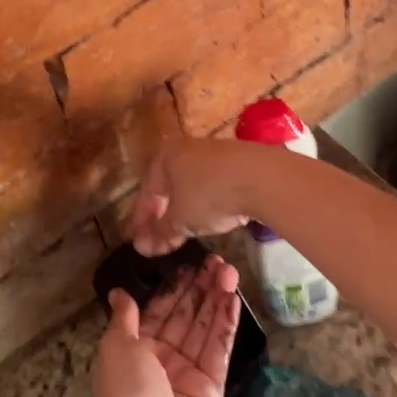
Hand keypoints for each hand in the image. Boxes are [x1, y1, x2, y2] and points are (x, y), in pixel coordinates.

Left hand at [93, 256, 241, 396]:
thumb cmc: (130, 395)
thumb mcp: (117, 351)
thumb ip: (124, 320)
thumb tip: (117, 293)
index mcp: (133, 350)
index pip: (155, 310)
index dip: (171, 286)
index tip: (186, 260)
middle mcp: (160, 359)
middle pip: (182, 315)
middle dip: (197, 287)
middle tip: (214, 258)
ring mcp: (187, 373)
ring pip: (203, 327)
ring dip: (216, 298)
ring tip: (228, 269)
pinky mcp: (211, 387)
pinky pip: (218, 348)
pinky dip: (227, 322)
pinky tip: (234, 296)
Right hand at [129, 138, 253, 256]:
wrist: (260, 177)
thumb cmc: (208, 194)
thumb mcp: (180, 219)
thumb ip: (160, 233)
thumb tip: (140, 247)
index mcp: (164, 156)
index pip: (146, 193)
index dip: (141, 220)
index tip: (137, 241)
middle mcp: (183, 149)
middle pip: (166, 187)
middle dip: (161, 214)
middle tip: (157, 239)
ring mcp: (210, 153)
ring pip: (188, 185)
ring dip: (182, 209)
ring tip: (181, 231)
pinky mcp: (233, 162)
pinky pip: (209, 185)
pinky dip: (203, 203)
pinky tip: (207, 217)